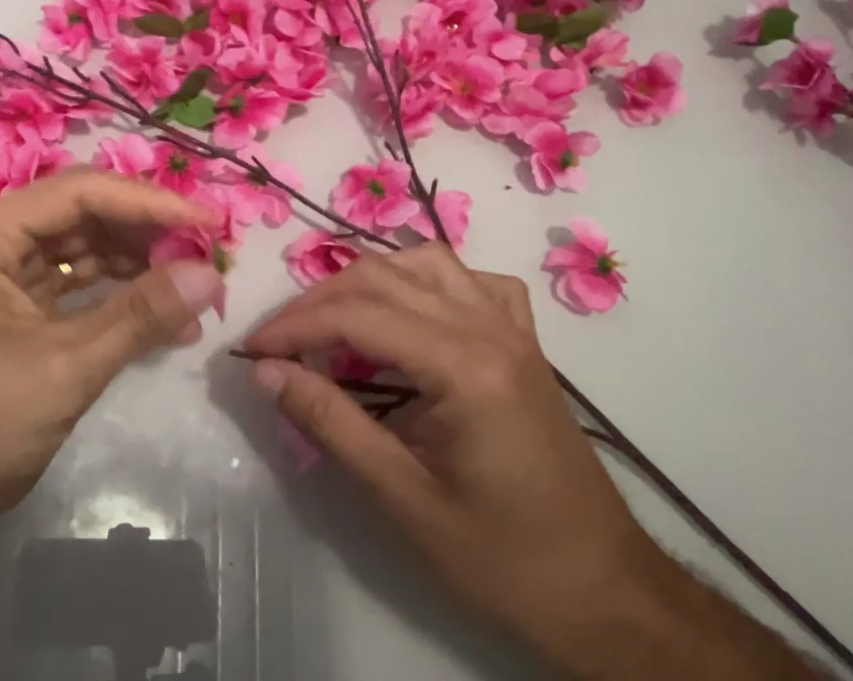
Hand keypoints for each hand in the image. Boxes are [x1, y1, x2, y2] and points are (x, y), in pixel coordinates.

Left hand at [0, 173, 224, 680]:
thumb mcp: (64, 369)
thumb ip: (139, 317)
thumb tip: (210, 274)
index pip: (80, 193)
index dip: (150, 203)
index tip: (211, 225)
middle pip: (84, 215)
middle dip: (148, 233)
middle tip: (211, 256)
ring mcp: (4, 279)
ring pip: (85, 251)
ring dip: (140, 265)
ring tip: (198, 288)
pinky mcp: (18, 314)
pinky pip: (78, 289)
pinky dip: (121, 299)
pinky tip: (169, 318)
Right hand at [242, 245, 815, 679]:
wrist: (602, 588)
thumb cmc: (501, 556)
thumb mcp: (401, 496)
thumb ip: (330, 423)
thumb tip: (266, 372)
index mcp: (465, 367)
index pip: (358, 315)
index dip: (294, 326)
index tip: (250, 351)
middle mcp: (491, 329)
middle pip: (385, 277)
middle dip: (318, 300)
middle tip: (277, 340)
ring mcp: (514, 331)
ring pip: (426, 263)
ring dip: (367, 280)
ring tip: (328, 318)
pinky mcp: (524, 344)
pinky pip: (471, 283)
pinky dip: (425, 282)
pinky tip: (407, 311)